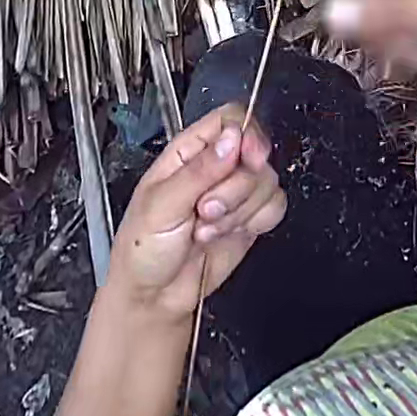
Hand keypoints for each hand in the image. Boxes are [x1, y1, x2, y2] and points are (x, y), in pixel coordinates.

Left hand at [104, 103, 285, 321]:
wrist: (153, 296)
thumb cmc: (142, 247)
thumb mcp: (161, 205)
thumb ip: (199, 171)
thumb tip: (231, 139)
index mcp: (188, 150)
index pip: (231, 119)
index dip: (245, 134)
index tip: (246, 159)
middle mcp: (215, 165)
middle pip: (255, 151)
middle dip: (235, 188)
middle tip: (206, 210)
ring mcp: (234, 191)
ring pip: (266, 180)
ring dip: (240, 211)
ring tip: (207, 228)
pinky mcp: (249, 216)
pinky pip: (275, 206)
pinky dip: (257, 222)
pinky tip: (227, 233)